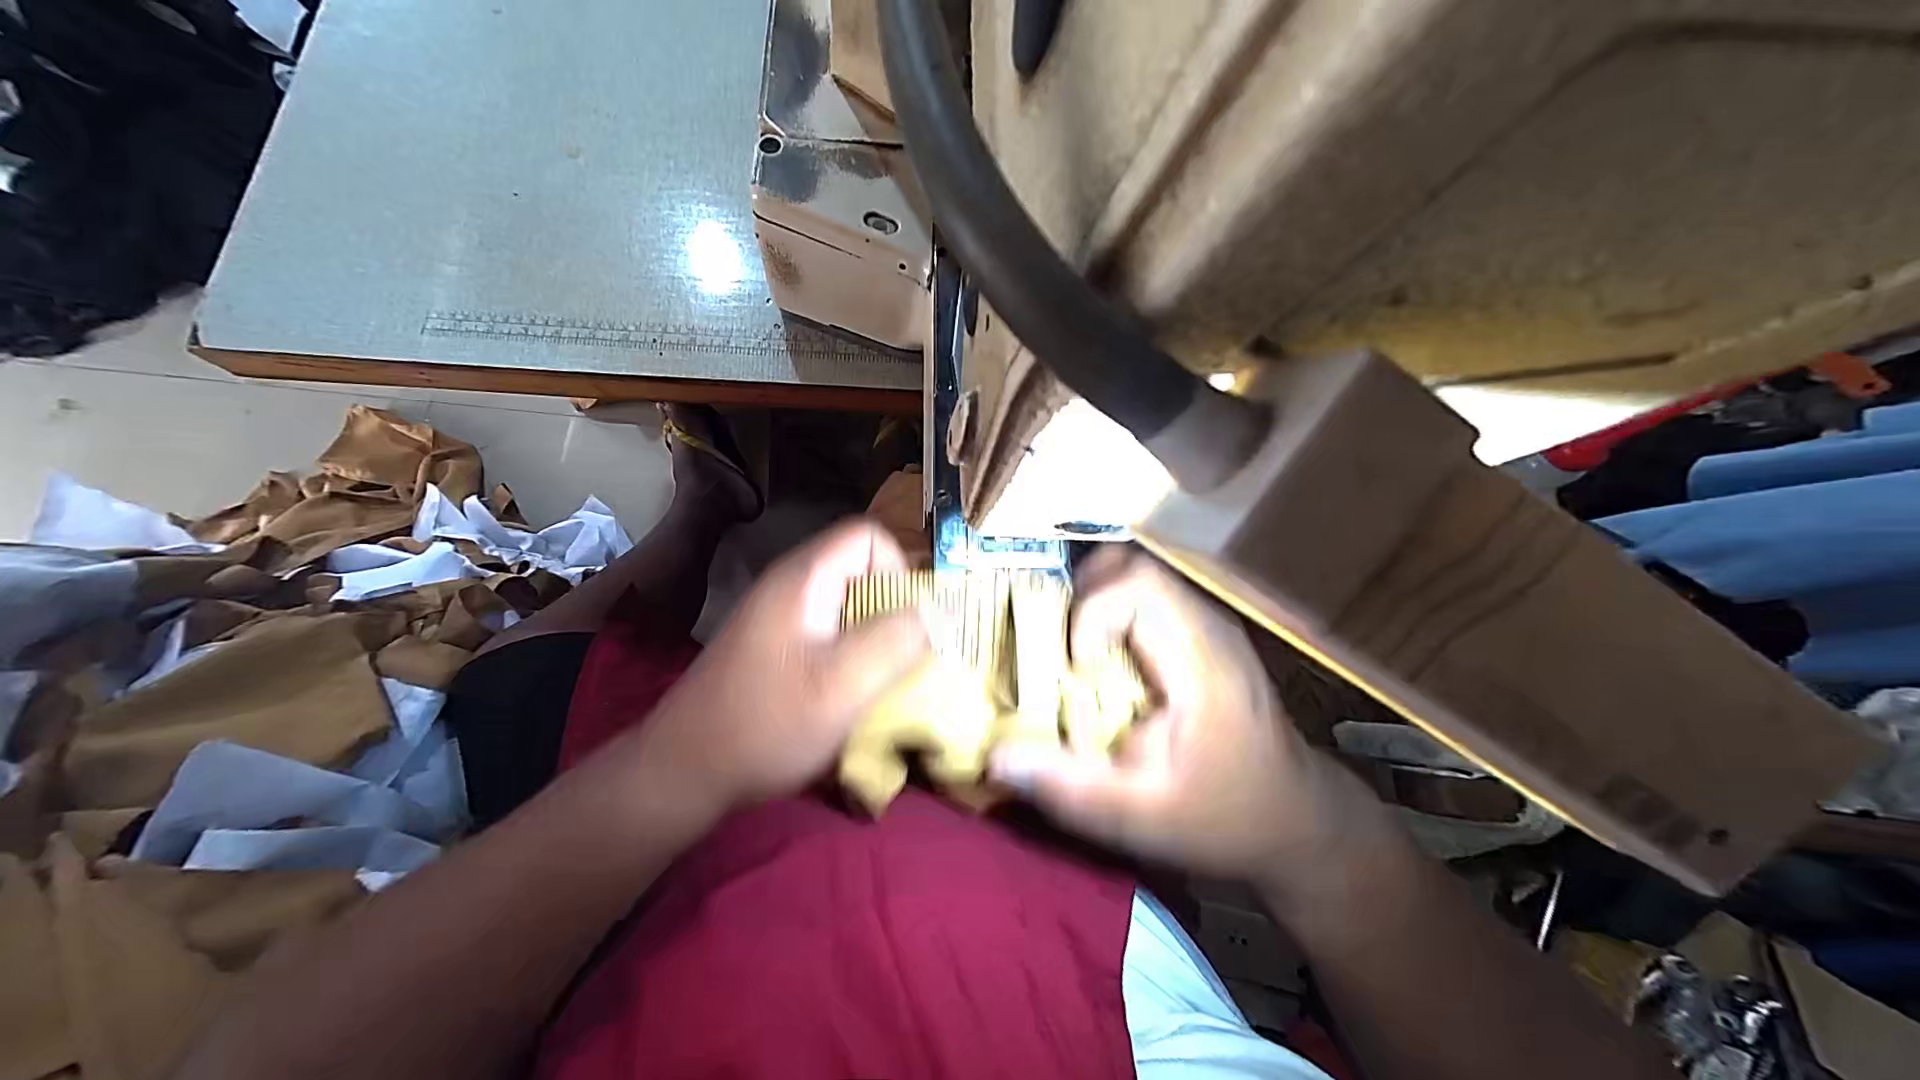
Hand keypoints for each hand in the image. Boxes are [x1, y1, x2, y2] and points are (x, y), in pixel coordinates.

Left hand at [612, 519, 929, 823]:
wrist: (682, 773)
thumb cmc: (764, 726)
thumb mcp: (841, 687)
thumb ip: (895, 641)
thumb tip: (936, 611)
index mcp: (804, 579)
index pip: (869, 536)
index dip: (899, 569)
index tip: (909, 622)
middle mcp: (791, 587)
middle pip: (862, 570)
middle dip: (895, 609)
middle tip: (908, 658)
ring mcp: (780, 618)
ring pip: (850, 605)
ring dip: (877, 637)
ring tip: (884, 681)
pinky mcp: (776, 648)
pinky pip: (831, 632)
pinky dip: (853, 655)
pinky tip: (851, 695)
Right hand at [990, 549, 1398, 890]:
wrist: (1295, 819)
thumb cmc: (1224, 819)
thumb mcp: (1143, 820)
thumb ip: (1071, 790)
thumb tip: (998, 758)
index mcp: (1201, 662)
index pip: (1140, 587)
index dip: (1091, 613)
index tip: (1076, 668)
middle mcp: (1207, 626)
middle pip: (1134, 565)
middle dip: (1082, 595)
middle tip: (1060, 649)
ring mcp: (1206, 624)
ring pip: (1137, 572)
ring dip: (1091, 600)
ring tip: (1074, 652)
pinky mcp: (1198, 633)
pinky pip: (1143, 597)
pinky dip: (1107, 612)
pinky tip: (1099, 658)